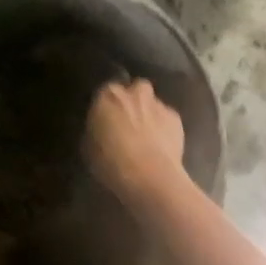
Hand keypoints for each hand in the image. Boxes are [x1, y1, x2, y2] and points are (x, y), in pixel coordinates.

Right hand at [84, 79, 186, 197]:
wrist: (150, 176)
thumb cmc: (112, 163)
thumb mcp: (89, 148)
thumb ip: (96, 130)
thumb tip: (101, 130)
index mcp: (108, 96)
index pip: (105, 91)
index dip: (107, 105)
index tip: (105, 119)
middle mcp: (134, 93)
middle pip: (135, 88)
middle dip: (133, 100)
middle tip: (128, 121)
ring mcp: (158, 104)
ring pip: (153, 102)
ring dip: (149, 113)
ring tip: (147, 136)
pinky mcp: (176, 118)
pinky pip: (167, 118)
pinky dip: (164, 127)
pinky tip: (161, 145)